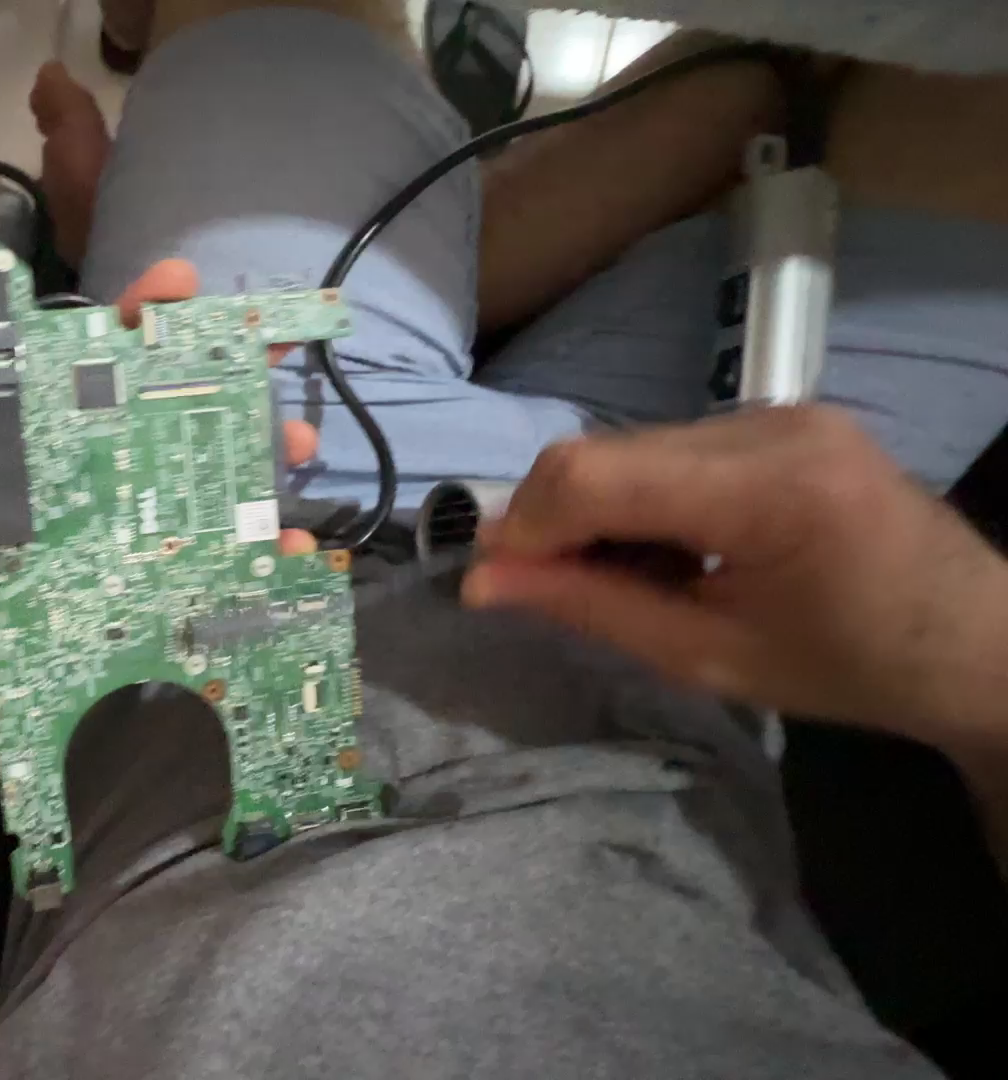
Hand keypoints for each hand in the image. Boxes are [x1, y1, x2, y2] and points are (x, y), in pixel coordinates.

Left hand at [0, 257, 321, 684]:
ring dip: (258, 449)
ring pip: (209, 473)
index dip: (132, 319)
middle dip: (223, 367)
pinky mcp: (161, 583)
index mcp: (41, 450)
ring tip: (290, 445)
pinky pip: (220, 557)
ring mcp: (137, 530)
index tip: (176, 290)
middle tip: (266, 350)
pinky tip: (288, 546)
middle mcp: (99, 478)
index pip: (88, 367)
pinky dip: (261, 548)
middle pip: (167, 407)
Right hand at [463, 406, 1007, 742]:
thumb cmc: (848, 667)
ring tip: (615, 568)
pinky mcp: (768, 418)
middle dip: (543, 519)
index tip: (497, 580)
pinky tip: (652, 542)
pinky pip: (646, 448)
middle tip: (549, 582)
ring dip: (580, 509)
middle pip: (590, 454)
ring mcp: (772, 414)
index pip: (591, 477)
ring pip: (610, 448)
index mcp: (771, 490)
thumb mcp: (701, 658)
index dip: (522, 526)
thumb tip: (476, 582)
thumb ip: (584, 606)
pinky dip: (618, 497)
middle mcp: (769, 427)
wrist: (986, 644)